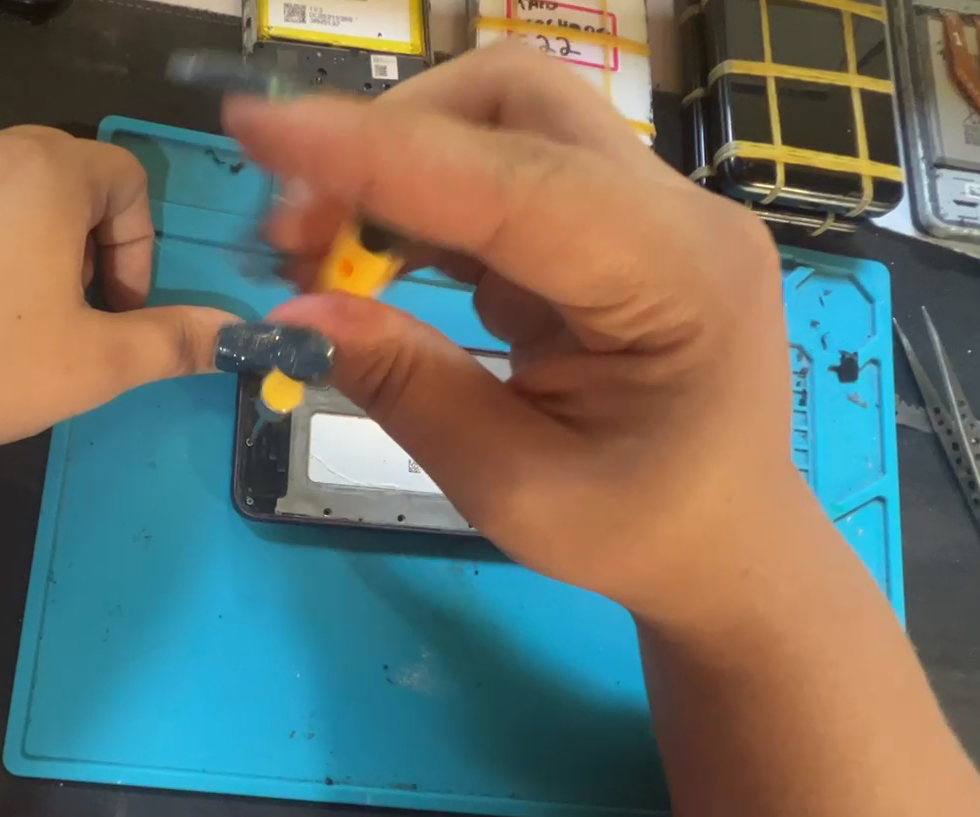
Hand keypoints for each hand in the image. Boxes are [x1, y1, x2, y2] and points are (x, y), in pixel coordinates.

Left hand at [0, 126, 236, 477]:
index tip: (117, 310)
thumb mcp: (101, 363)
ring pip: (0, 192)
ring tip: (9, 320)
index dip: (138, 246)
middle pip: (63, 177)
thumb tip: (236, 337)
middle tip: (71, 315)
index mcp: (46, 173)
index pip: (124, 177)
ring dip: (29, 246)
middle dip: (87, 244)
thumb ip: (177, 342)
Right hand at [225, 46, 813, 626]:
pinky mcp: (598, 233)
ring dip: (388, 177)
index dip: (377, 155)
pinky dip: (413, 212)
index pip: (510, 184)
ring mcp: (636, 213)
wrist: (718, 543)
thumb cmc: (631, 531)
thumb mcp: (506, 482)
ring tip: (311, 254)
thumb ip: (406, 388)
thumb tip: (295, 316)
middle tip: (290, 238)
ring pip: (495, 133)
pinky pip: (491, 186)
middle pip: (510, 109)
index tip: (260, 130)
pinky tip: (365, 263)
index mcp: (676, 279)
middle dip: (382, 149)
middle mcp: (668, 214)